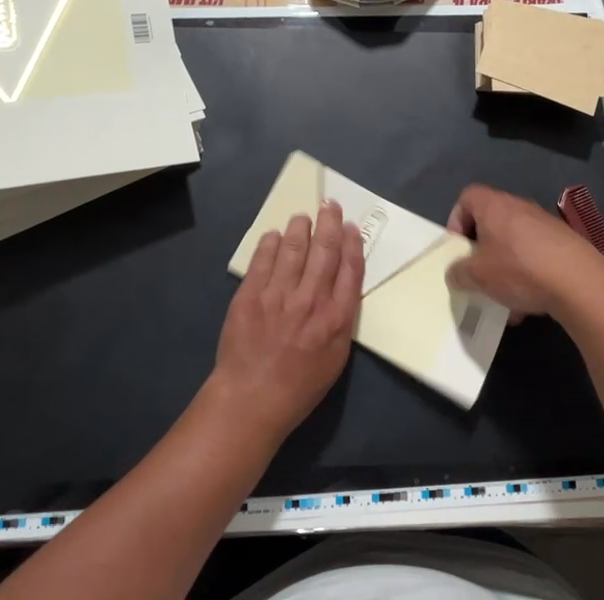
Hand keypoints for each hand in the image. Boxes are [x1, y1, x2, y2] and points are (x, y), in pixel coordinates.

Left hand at [210, 201, 363, 439]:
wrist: (251, 398)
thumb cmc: (300, 387)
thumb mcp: (336, 358)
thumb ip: (341, 320)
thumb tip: (341, 289)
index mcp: (337, 318)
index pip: (350, 269)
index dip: (352, 243)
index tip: (350, 226)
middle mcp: (311, 299)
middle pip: (325, 250)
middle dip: (329, 223)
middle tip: (330, 205)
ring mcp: (279, 294)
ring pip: (294, 248)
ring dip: (300, 227)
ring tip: (303, 217)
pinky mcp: (251, 294)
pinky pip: (263, 259)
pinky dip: (272, 243)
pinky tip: (275, 235)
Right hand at [445, 184, 603, 320]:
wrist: (579, 282)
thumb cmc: (518, 269)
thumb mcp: (477, 276)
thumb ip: (459, 272)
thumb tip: (456, 272)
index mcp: (494, 206)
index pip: (467, 197)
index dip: (456, 220)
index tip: (458, 248)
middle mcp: (520, 207)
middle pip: (492, 223)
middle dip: (483, 251)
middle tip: (479, 274)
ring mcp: (545, 225)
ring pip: (515, 244)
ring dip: (506, 269)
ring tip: (505, 299)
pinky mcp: (564, 244)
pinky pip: (536, 257)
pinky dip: (529, 277)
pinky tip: (529, 305)